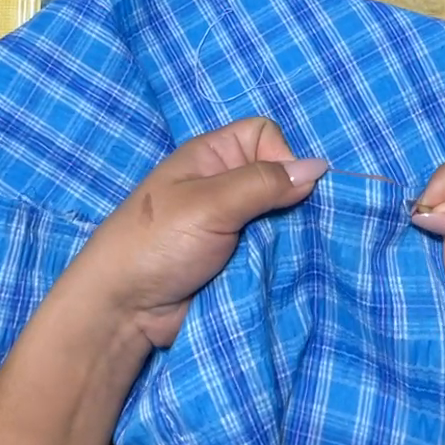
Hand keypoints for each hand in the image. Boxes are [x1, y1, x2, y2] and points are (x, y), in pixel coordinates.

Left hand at [63, 117, 326, 347]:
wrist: (124, 310)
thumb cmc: (157, 242)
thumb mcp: (210, 204)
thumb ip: (263, 183)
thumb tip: (320, 167)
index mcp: (213, 157)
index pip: (265, 135)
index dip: (281, 156)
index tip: (284, 192)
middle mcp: (226, 185)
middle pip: (280, 179)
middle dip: (295, 202)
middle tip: (297, 229)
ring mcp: (233, 226)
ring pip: (283, 220)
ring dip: (292, 237)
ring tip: (296, 256)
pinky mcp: (238, 262)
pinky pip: (275, 253)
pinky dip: (285, 262)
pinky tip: (293, 273)